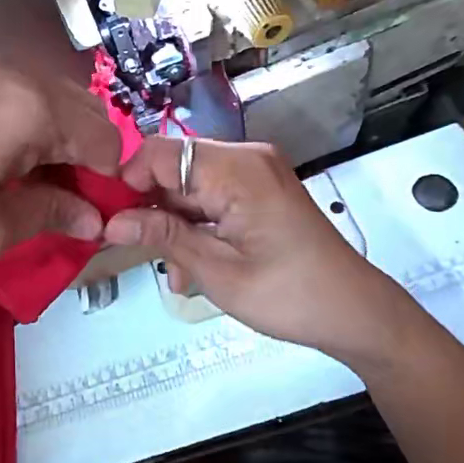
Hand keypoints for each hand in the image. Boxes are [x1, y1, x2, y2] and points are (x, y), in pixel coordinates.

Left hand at [0, 60, 121, 266]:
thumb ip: (51, 217)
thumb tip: (93, 218)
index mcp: (35, 108)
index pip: (106, 142)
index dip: (111, 184)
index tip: (97, 219)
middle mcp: (17, 74)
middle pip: (83, 114)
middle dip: (86, 160)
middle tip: (64, 206)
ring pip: (48, 102)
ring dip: (55, 143)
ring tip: (28, 189)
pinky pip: (13, 96)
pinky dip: (24, 128)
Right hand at [104, 137, 426, 359]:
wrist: (354, 310)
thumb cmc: (288, 295)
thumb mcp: (218, 271)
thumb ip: (163, 239)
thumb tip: (110, 223)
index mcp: (237, 169)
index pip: (159, 152)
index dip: (127, 180)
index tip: (109, 219)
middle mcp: (245, 158)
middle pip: (174, 167)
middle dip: (150, 207)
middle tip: (140, 253)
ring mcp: (255, 171)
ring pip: (189, 184)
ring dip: (172, 223)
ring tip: (175, 272)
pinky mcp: (259, 188)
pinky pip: (211, 194)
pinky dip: (195, 224)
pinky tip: (193, 264)